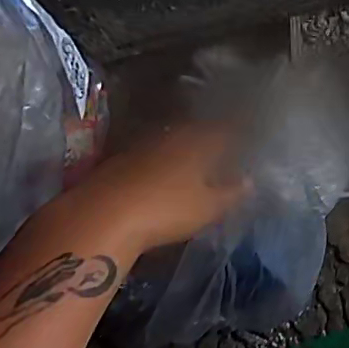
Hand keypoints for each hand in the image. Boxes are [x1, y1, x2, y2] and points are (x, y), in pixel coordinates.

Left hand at [57, 123, 248, 250]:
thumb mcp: (208, 207)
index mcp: (198, 141)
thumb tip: (250, 181)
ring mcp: (141, 146)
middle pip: (197, 131)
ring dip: (185, 148)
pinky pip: (151, 154)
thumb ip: (232, 193)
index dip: (238, 132)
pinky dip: (163, 161)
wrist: (98, 218)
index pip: (225, 129)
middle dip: (211, 138)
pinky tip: (165, 176)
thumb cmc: (165, 209)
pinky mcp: (118, 161)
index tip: (249, 136)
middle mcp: (170, 136)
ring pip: (171, 141)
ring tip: (198, 162)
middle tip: (225, 149)